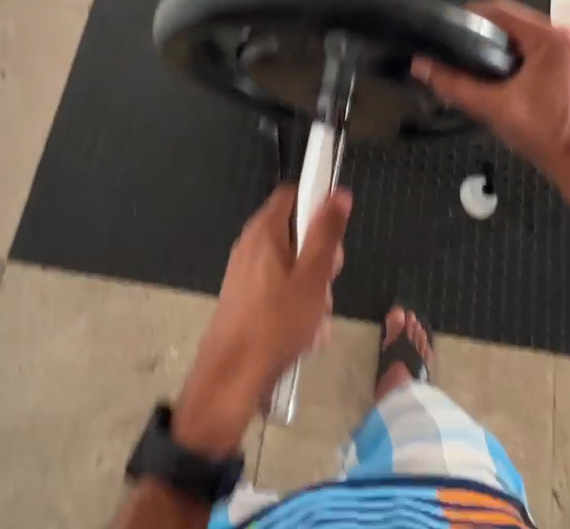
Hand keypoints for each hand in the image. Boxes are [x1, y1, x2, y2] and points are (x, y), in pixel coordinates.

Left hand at [174, 184, 351, 455]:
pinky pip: (280, 289)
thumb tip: (339, 192)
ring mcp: (246, 272)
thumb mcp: (313, 277)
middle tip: (326, 286)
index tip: (334, 237)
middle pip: (297, 233)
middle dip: (320, 258)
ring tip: (315, 319)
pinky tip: (303, 334)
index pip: (295, 194)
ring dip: (312, 289)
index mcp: (265, 230)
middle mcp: (252, 244)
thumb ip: (327, 233)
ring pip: (292, 266)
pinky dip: (296, 306)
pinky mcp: (245, 297)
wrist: (231, 378)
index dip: (319, 207)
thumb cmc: (276, 324)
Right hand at [413, 0, 569, 191]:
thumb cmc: (543, 132)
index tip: (443, 32)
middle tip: (451, 50)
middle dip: (478, 32)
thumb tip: (420, 65)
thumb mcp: (493, 107)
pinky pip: (528, 47)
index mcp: (548, 37)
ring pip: (517, 34)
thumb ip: (455, 84)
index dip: (466, 17)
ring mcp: (564, 48)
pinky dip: (507, 54)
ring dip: (492, 44)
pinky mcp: (563, 63)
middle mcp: (559, 34)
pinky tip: (489, 74)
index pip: (498, 9)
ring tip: (465, 62)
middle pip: (508, 19)